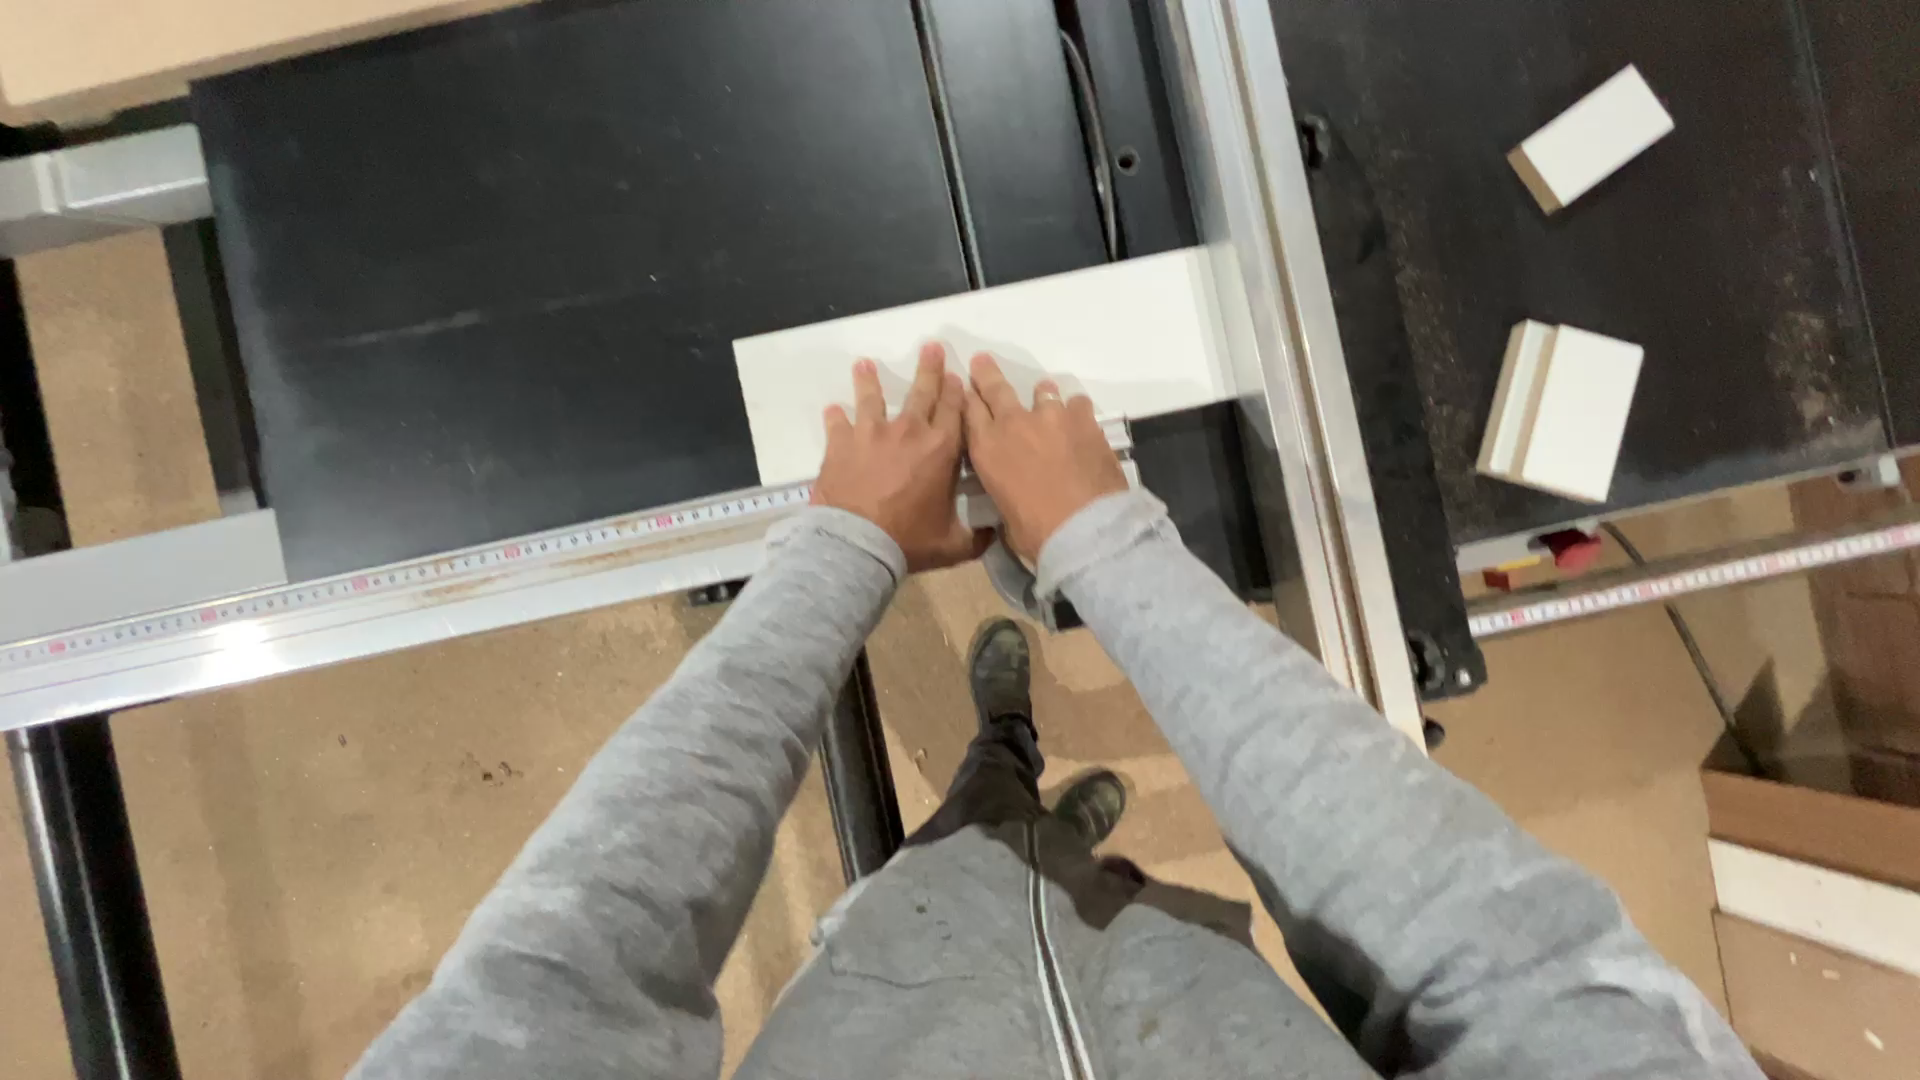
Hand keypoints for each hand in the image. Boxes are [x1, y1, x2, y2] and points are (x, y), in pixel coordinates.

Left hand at [811, 344, 993, 571]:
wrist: (856, 544)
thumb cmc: (908, 541)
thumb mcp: (952, 544)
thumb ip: (976, 538)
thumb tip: (994, 536)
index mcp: (942, 449)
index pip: (955, 410)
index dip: (958, 391)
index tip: (958, 376)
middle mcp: (909, 432)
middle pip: (922, 392)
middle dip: (930, 369)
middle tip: (931, 346)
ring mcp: (872, 434)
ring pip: (873, 398)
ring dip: (871, 380)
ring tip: (866, 364)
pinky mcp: (841, 444)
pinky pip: (839, 423)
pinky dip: (836, 416)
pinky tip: (833, 408)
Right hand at [963, 353, 1128, 563]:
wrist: (1086, 528)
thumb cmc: (1037, 533)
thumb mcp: (1007, 517)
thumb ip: (1006, 495)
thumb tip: (1013, 496)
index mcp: (987, 450)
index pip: (968, 412)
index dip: (965, 398)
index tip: (963, 388)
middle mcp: (1015, 425)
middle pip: (996, 389)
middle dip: (987, 374)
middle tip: (982, 360)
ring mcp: (1052, 418)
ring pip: (1042, 392)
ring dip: (1040, 394)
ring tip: (1043, 393)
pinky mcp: (1085, 421)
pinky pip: (1077, 404)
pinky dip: (1074, 410)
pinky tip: (1078, 419)